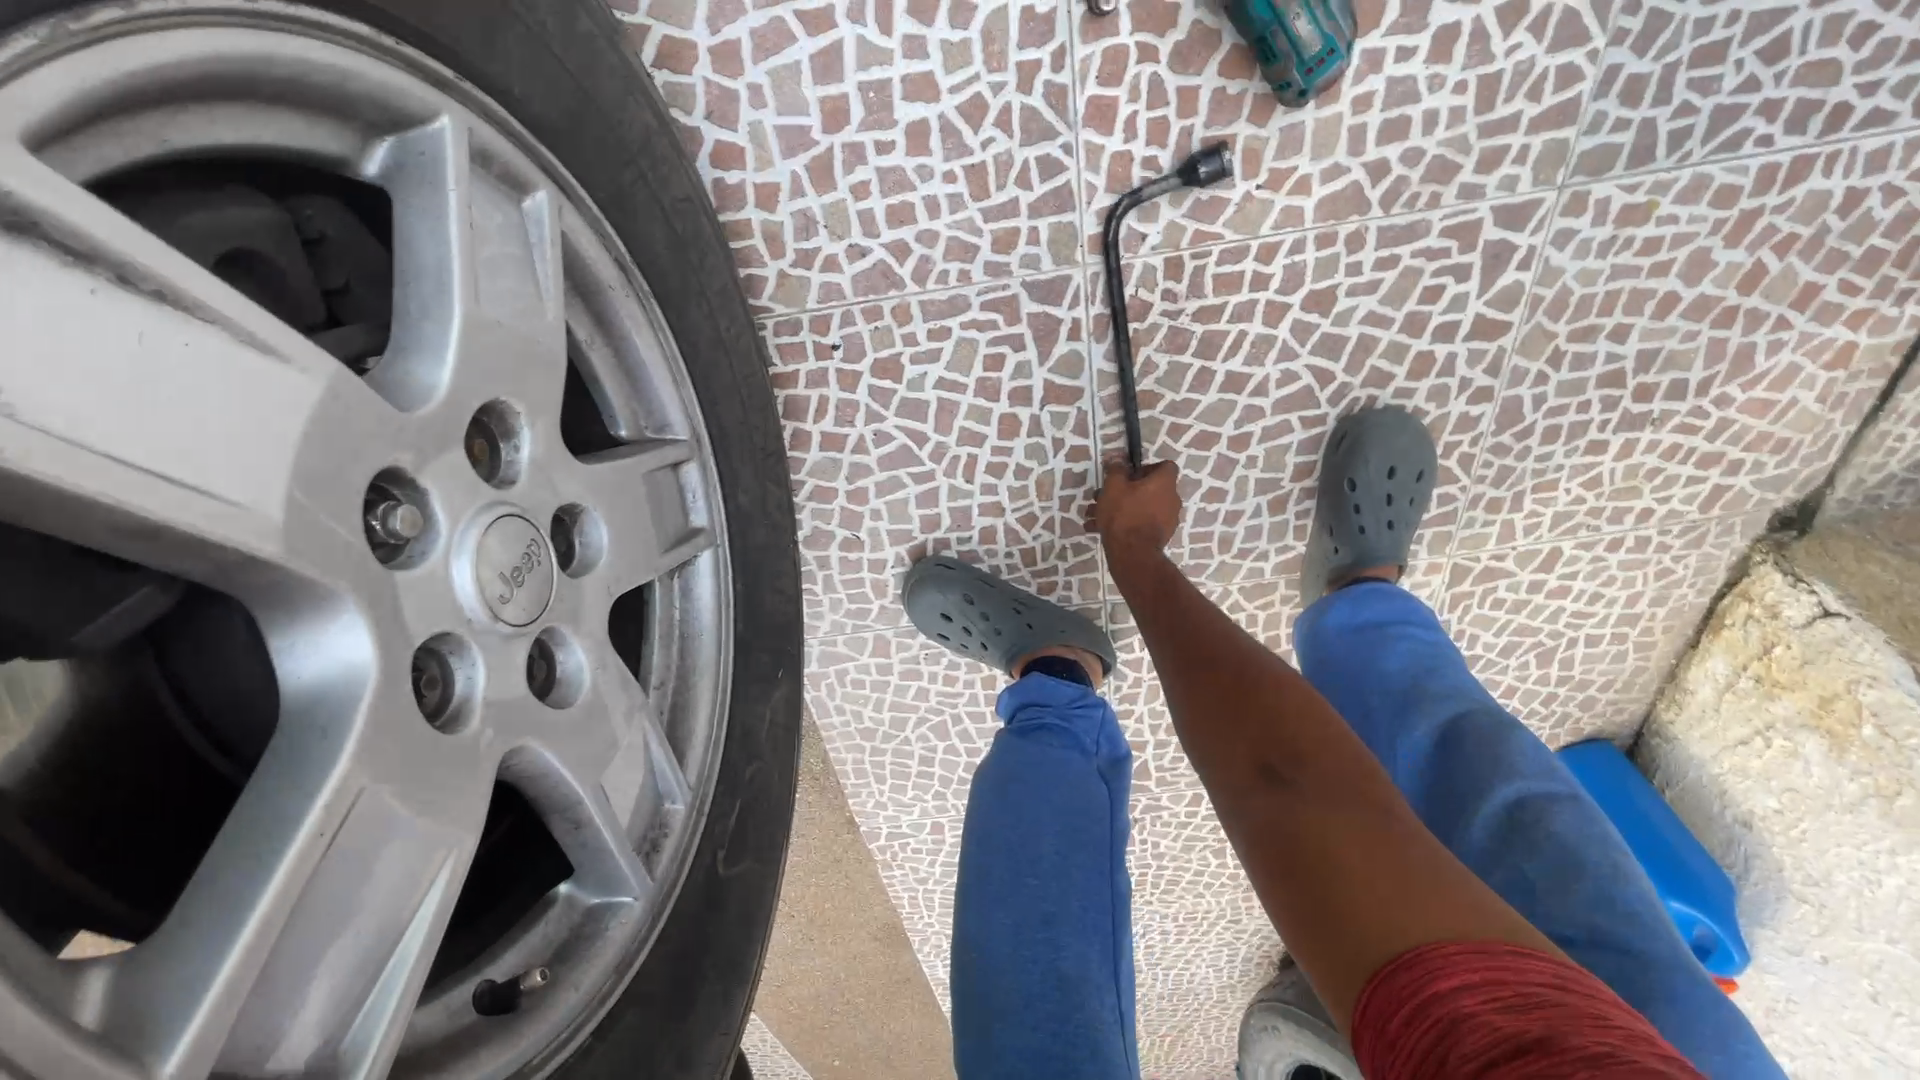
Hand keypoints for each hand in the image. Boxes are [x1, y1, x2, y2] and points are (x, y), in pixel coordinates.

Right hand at [1087, 455, 1181, 556]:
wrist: (1132, 553)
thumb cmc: (1123, 513)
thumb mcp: (1113, 486)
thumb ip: (1116, 469)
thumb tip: (1118, 457)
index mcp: (1164, 483)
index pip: (1165, 466)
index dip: (1146, 467)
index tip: (1128, 474)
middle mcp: (1171, 499)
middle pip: (1149, 488)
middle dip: (1124, 491)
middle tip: (1103, 496)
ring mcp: (1167, 520)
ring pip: (1140, 508)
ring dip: (1119, 509)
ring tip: (1093, 516)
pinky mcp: (1159, 536)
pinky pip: (1140, 523)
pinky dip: (1124, 524)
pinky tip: (1099, 529)